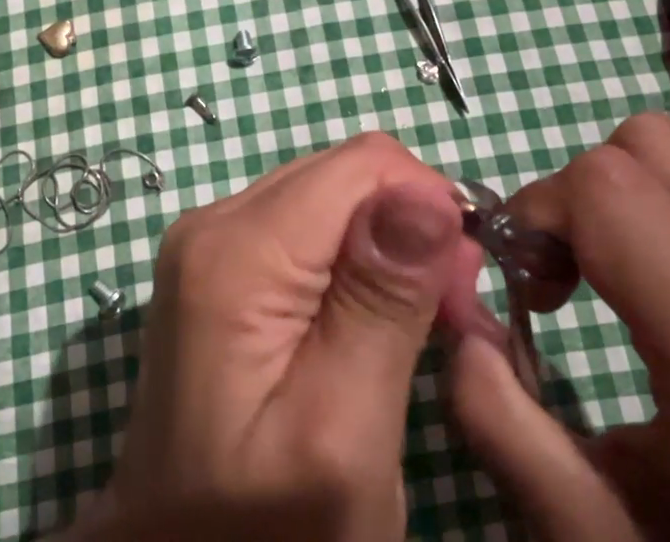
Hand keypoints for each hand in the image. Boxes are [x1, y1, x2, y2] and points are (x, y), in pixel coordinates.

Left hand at [66, 133, 484, 541]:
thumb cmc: (265, 520)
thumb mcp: (342, 427)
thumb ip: (380, 303)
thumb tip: (425, 191)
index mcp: (237, 250)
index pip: (364, 164)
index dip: (429, 212)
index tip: (460, 297)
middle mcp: (212, 223)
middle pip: (346, 176)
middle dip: (410, 233)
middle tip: (444, 325)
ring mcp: (209, 244)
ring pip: (331, 199)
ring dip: (386, 253)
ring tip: (408, 336)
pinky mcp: (217, 269)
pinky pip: (305, 232)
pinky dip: (351, 267)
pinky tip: (364, 329)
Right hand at [442, 113, 669, 541]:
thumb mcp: (594, 538)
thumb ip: (499, 421)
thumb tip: (454, 312)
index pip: (608, 183)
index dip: (539, 209)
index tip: (529, 284)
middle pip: (653, 145)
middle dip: (583, 198)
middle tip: (570, 283)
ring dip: (643, 219)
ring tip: (644, 310)